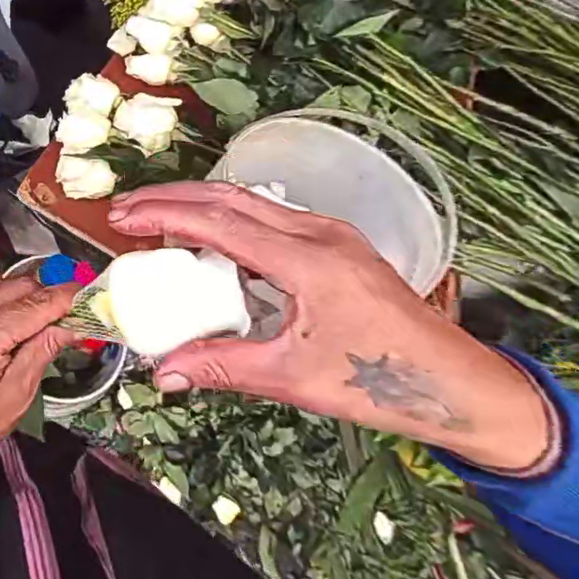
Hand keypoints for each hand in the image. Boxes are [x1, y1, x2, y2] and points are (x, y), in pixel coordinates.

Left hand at [0, 273, 79, 475]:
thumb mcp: (17, 394)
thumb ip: (45, 349)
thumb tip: (75, 324)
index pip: (38, 304)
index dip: (69, 299)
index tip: (93, 299)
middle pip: (26, 287)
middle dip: (53, 299)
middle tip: (74, 318)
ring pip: (10, 283)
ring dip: (32, 297)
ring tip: (48, 322)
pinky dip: (11, 296)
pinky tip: (20, 318)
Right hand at [107, 182, 551, 471]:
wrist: (454, 381)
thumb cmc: (381, 381)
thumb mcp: (294, 378)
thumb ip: (224, 367)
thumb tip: (165, 372)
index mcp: (308, 259)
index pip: (220, 223)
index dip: (165, 216)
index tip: (123, 217)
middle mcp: (318, 232)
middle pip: (230, 197)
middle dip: (172, 199)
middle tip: (127, 212)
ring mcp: (330, 232)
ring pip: (250, 202)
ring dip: (200, 205)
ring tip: (158, 223)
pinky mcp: (335, 242)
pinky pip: (270, 218)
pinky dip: (229, 220)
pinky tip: (212, 243)